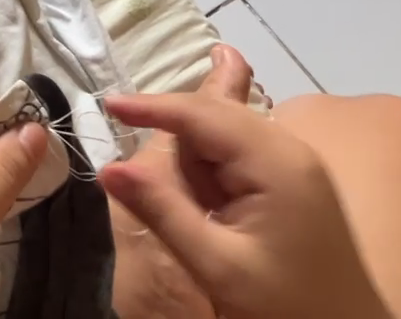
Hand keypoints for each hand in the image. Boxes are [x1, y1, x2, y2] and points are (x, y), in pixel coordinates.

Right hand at [99, 93, 390, 318]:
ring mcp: (293, 161)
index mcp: (275, 160)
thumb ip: (163, 211)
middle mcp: (287, 147)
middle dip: (181, 147)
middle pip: (211, 115)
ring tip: (212, 225)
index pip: (200, 113)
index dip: (152, 106)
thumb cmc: (288, 310)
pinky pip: (235, 155)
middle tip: (181, 196)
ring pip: (220, 134)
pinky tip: (219, 213)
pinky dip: (214, 176)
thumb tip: (107, 168)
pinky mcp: (291, 179)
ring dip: (198, 168)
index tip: (107, 103)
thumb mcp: (219, 266)